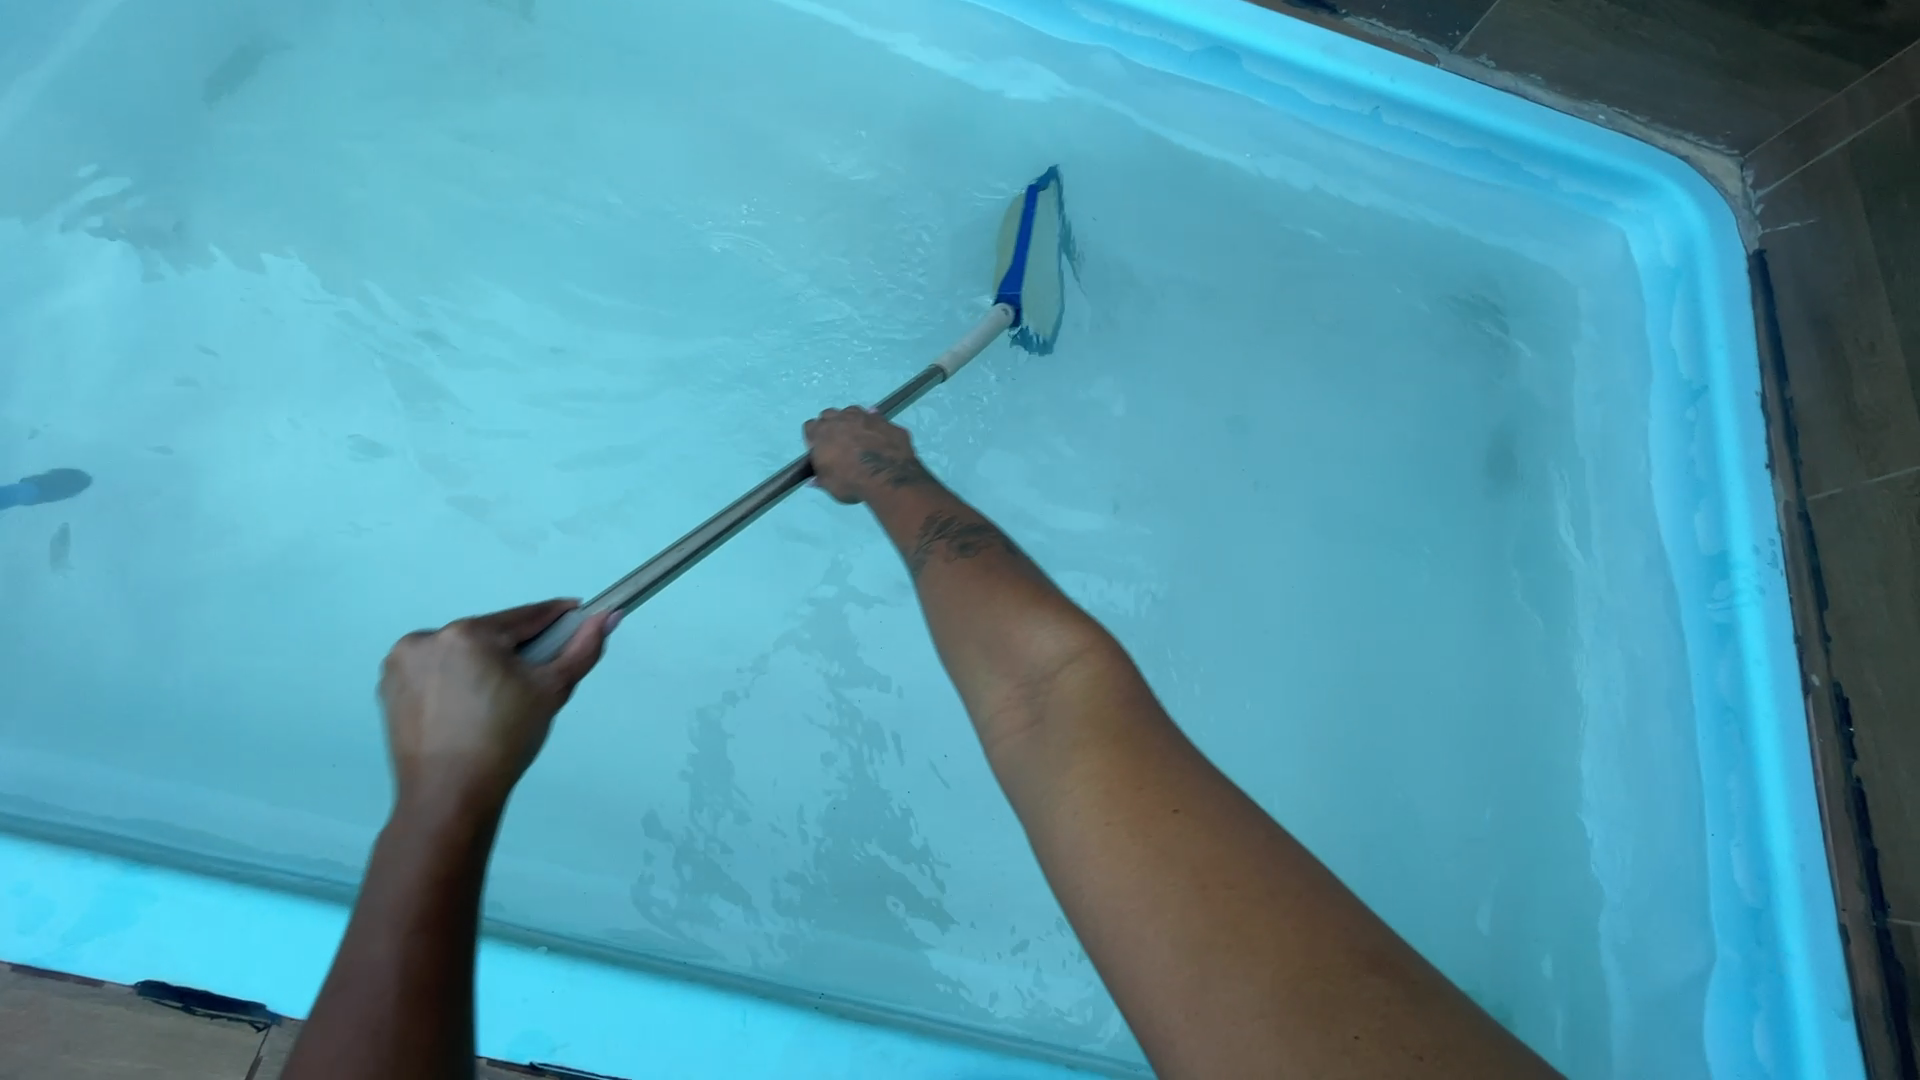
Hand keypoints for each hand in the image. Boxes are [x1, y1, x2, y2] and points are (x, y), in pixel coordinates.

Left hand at [378, 599, 616, 811]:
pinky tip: (472, 705)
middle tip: (539, 673)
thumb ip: (584, 648)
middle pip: (491, 633)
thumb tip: (608, 616)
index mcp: (469, 633)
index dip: (556, 617)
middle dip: (517, 647)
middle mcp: (427, 637)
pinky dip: (457, 678)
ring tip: (504, 695)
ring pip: (462, 651)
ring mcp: (401, 663)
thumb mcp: (554, 689)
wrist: (450, 795)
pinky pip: (436, 669)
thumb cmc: (507, 738)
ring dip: (485, 661)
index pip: (525, 616)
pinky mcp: (388, 687)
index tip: (578, 615)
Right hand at [803, 406, 931, 504]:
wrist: (888, 478)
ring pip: (851, 411)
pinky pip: (875, 416)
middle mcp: (840, 419)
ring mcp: (863, 416)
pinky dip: (873, 424)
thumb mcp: (831, 486)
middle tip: (839, 442)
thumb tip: (813, 480)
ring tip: (858, 437)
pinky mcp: (883, 420)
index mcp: (821, 434)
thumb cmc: (852, 483)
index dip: (815, 437)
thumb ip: (821, 478)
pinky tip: (877, 433)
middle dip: (832, 425)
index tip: (820, 448)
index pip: (810, 427)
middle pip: (829, 415)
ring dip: (851, 421)